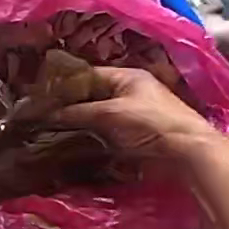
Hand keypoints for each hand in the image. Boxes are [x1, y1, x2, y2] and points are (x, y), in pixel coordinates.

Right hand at [51, 67, 224, 162]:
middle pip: (91, 95)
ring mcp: (131, 114)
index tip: (42, 94)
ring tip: (51, 127)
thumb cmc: (151, 124)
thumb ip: (77, 112)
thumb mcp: (109, 113)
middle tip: (42, 112)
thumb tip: (48, 115)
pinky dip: (88, 135)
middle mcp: (129, 92)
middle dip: (69, 104)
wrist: (186, 153)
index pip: (88, 75)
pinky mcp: (132, 135)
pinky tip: (71, 141)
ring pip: (95, 114)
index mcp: (127, 77)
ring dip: (77, 121)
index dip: (65, 84)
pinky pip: (103, 131)